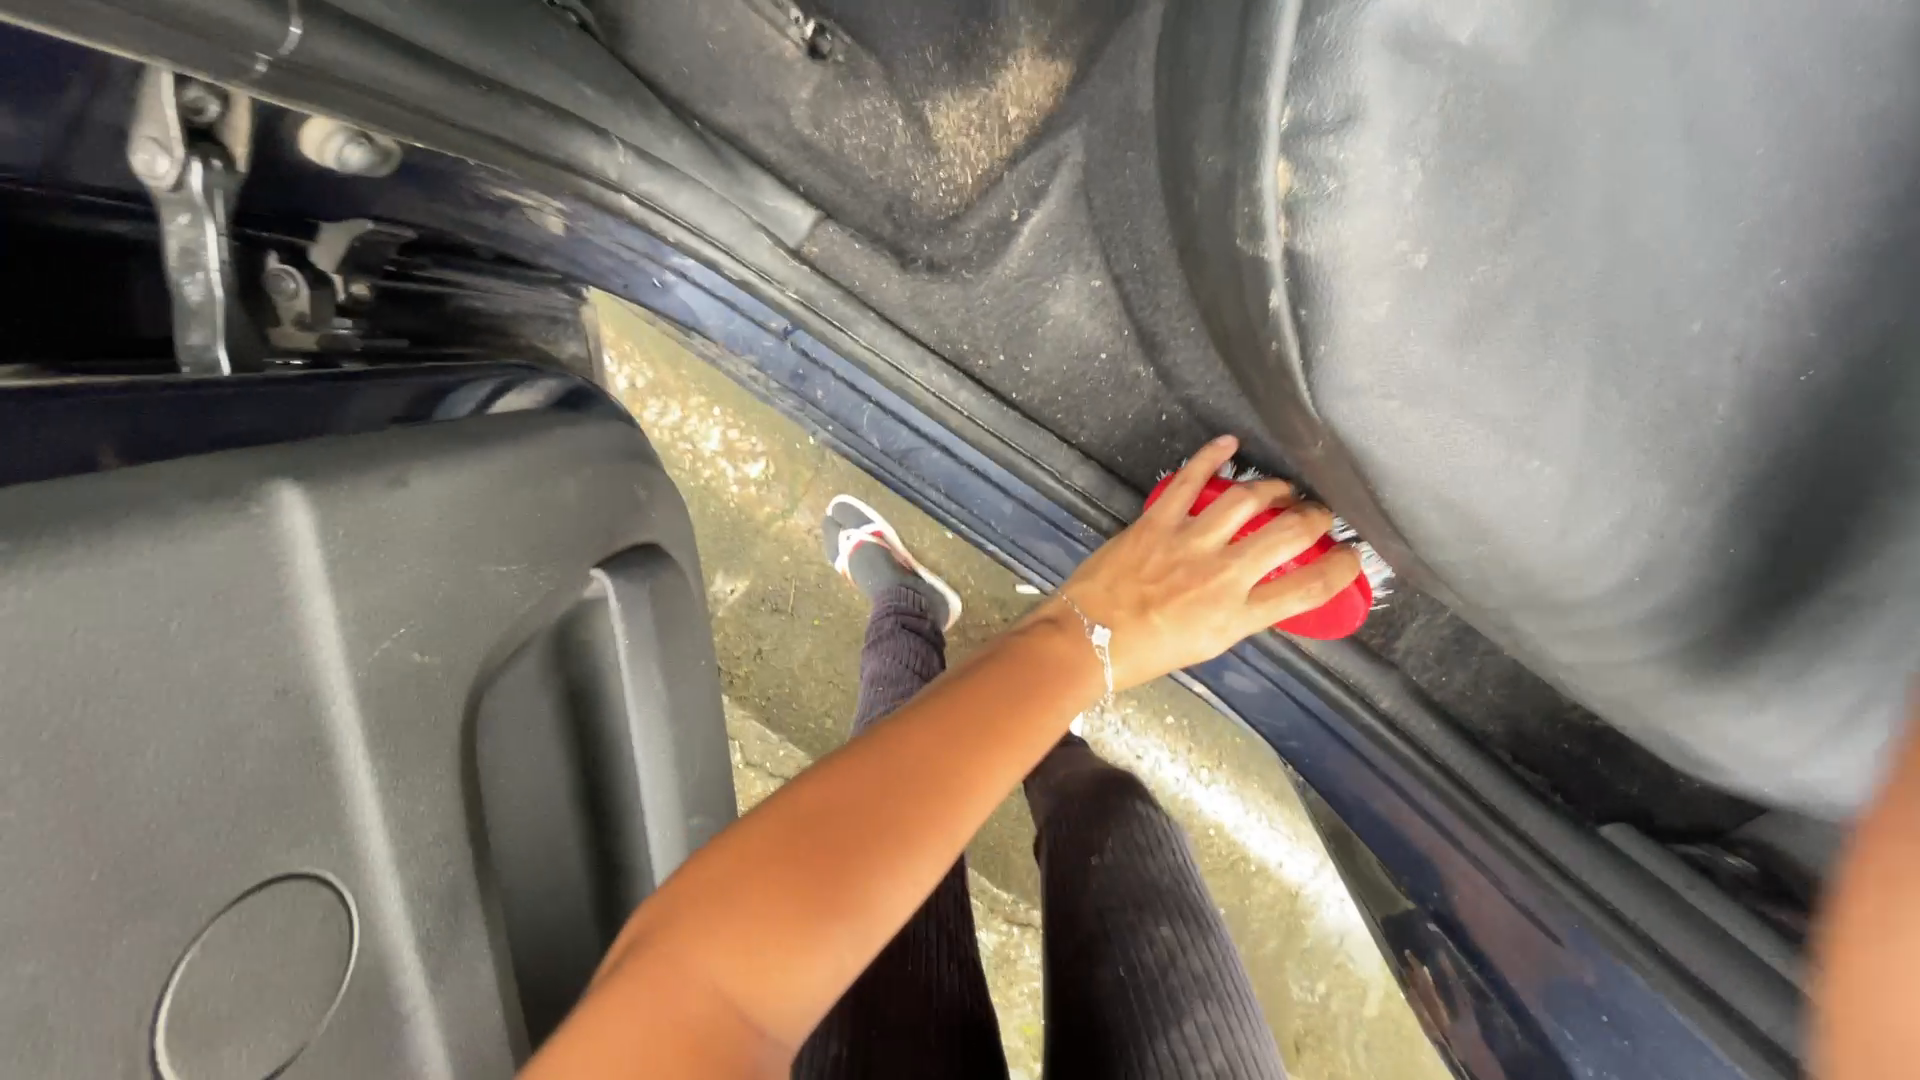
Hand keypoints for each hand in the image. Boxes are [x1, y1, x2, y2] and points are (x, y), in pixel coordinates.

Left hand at [1047, 435, 1362, 688]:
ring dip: (1274, 488)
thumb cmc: (1142, 653)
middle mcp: (1223, 575)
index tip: (1350, 555)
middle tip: (1317, 513)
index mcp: (1237, 616)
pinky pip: (1190, 480)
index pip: (1310, 588)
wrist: (1086, 642)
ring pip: (1249, 499)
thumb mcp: (1205, 645)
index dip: (1340, 568)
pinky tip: (1229, 443)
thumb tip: (1259, 590)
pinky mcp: (1157, 521)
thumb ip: (1238, 614)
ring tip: (1282, 489)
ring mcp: (1189, 543)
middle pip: (1290, 534)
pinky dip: (1212, 456)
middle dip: (1315, 517)